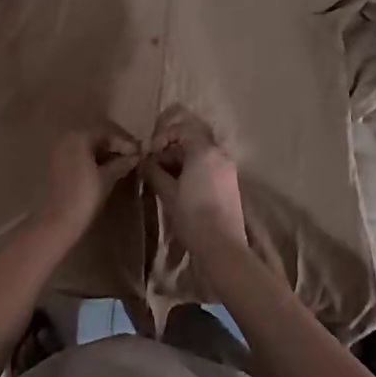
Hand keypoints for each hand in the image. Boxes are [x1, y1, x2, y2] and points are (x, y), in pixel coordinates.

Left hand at [33, 129, 138, 244]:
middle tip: (132, 156)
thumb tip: (136, 156)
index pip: (107, 132)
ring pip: (88, 145)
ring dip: (105, 152)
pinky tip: (106, 168)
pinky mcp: (58, 163)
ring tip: (122, 163)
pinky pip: (80, 154)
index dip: (125, 141)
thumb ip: (122, 163)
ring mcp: (61, 150)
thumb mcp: (107, 178)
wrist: (57, 222)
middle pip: (97, 136)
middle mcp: (68, 138)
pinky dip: (94, 158)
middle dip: (115, 145)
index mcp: (79, 137)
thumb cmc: (84, 197)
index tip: (139, 152)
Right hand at [143, 109, 247, 258]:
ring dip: (181, 162)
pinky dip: (194, 171)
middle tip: (154, 167)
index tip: (150, 153)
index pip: (181, 130)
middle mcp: (219, 153)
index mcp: (204, 150)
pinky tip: (182, 188)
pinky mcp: (231, 183)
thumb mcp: (168, 193)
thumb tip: (144, 161)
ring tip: (164, 179)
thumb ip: (154, 172)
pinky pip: (209, 167)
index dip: (162, 137)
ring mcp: (228, 168)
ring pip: (200, 155)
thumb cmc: (193, 216)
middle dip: (170, 151)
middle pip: (191, 141)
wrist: (223, 247)